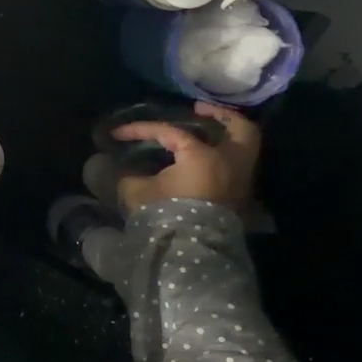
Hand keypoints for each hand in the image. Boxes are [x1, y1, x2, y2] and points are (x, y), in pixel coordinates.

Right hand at [112, 101, 260, 210]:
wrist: (192, 252)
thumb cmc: (166, 213)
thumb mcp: (137, 190)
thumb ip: (131, 172)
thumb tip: (125, 166)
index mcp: (202, 155)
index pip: (169, 132)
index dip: (141, 129)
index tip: (118, 133)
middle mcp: (229, 161)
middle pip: (238, 128)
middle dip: (220, 115)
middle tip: (198, 109)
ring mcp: (239, 179)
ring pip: (244, 147)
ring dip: (226, 136)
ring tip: (205, 132)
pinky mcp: (239, 197)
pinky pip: (237, 164)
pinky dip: (225, 154)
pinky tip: (204, 157)